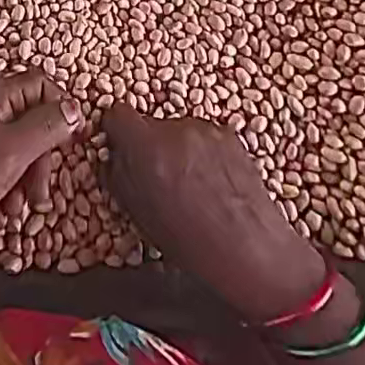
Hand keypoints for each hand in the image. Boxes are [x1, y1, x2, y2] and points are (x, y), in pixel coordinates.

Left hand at [0, 72, 84, 264]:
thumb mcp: (13, 151)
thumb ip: (47, 127)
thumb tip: (75, 108)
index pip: (42, 85)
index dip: (61, 110)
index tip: (71, 142)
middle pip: (34, 123)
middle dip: (42, 160)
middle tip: (40, 191)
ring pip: (19, 152)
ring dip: (25, 182)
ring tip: (16, 209)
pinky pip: (1, 172)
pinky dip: (6, 192)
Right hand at [102, 105, 325, 321]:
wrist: (252, 250)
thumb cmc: (191, 240)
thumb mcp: (138, 212)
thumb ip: (118, 174)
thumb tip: (112, 155)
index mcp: (145, 147)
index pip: (117, 113)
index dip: (116, 130)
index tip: (120, 144)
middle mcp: (174, 130)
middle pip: (149, 123)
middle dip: (149, 144)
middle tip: (158, 176)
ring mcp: (203, 129)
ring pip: (177, 130)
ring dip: (177, 148)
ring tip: (191, 184)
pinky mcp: (228, 134)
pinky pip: (202, 136)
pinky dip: (201, 152)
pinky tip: (211, 182)